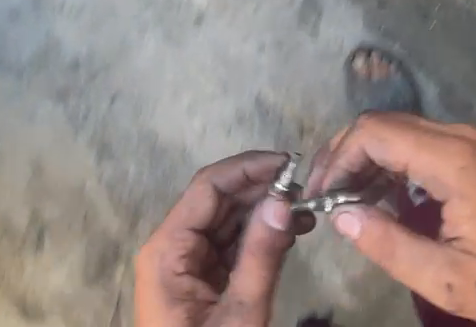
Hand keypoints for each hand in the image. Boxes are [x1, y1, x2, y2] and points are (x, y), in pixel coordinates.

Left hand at [134, 151, 300, 326]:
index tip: (291, 164)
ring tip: (307, 211)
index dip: (248, 168)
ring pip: (228, 221)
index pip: (208, 187)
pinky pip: (231, 246)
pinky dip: (260, 237)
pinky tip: (292, 233)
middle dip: (262, 190)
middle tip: (306, 189)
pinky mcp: (201, 283)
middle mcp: (172, 247)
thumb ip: (261, 255)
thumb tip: (283, 199)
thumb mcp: (239, 315)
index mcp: (167, 248)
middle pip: (218, 200)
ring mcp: (186, 265)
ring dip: (265, 212)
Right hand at [307, 113, 475, 326]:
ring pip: (402, 131)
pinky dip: (394, 161)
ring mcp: (473, 142)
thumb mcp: (448, 279)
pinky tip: (383, 197)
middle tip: (323, 195)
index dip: (338, 157)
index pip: (375, 133)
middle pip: (385, 125)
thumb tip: (339, 216)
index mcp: (452, 161)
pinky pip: (422, 143)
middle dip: (347, 154)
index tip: (318, 193)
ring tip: (346, 200)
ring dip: (369, 158)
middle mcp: (460, 137)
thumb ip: (388, 244)